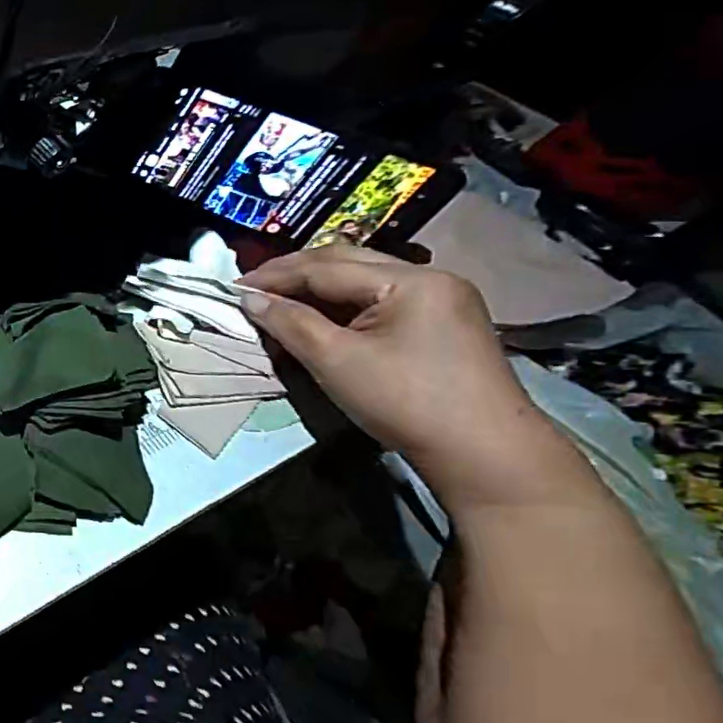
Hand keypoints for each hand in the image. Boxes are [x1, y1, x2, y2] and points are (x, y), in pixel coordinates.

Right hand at [238, 244, 591, 512]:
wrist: (487, 459)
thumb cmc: (407, 403)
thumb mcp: (337, 362)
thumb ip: (290, 323)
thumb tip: (250, 299)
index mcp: (410, 279)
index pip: (325, 267)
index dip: (276, 276)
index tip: (235, 287)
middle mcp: (430, 278)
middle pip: (346, 263)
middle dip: (295, 274)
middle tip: (254, 288)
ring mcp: (442, 300)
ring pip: (363, 281)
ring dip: (318, 290)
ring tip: (280, 302)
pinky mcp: (444, 325)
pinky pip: (381, 302)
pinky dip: (344, 308)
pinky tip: (320, 319)